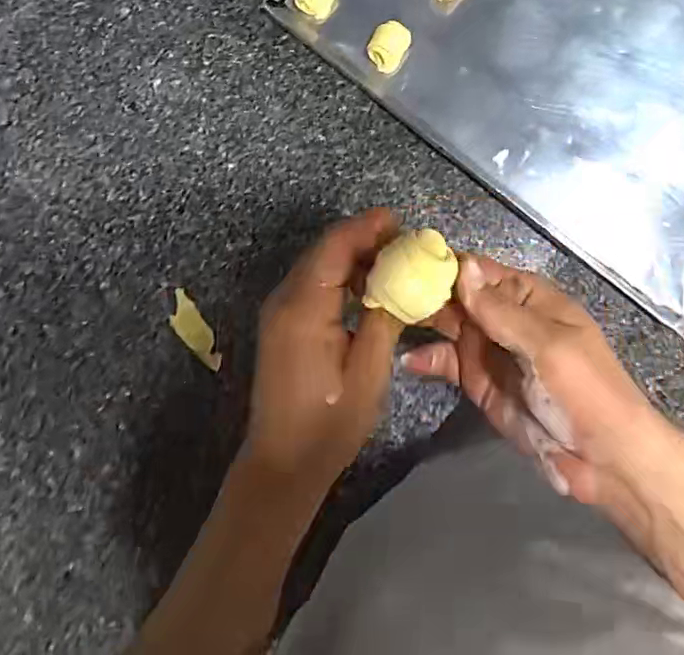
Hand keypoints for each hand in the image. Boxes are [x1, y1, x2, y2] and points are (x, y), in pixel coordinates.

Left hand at [239, 208, 405, 495]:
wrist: (281, 462)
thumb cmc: (329, 423)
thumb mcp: (368, 372)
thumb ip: (384, 318)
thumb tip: (402, 279)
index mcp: (303, 308)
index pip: (334, 247)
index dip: (366, 227)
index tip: (400, 221)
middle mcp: (284, 299)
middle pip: (325, 250)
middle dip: (364, 238)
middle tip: (405, 240)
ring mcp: (279, 309)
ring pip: (319, 264)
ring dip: (353, 256)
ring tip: (394, 260)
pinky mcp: (281, 321)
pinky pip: (313, 283)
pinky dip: (340, 276)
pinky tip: (367, 287)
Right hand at [403, 254, 670, 504]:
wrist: (606, 461)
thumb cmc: (586, 390)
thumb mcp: (546, 345)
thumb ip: (500, 309)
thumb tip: (462, 265)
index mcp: (527, 296)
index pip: (477, 269)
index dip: (442, 262)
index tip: (401, 257)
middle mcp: (503, 316)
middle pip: (456, 294)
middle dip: (422, 288)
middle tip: (378, 285)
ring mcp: (489, 350)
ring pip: (447, 324)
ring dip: (418, 318)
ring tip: (382, 313)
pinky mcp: (480, 383)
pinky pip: (447, 363)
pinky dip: (426, 358)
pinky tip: (405, 358)